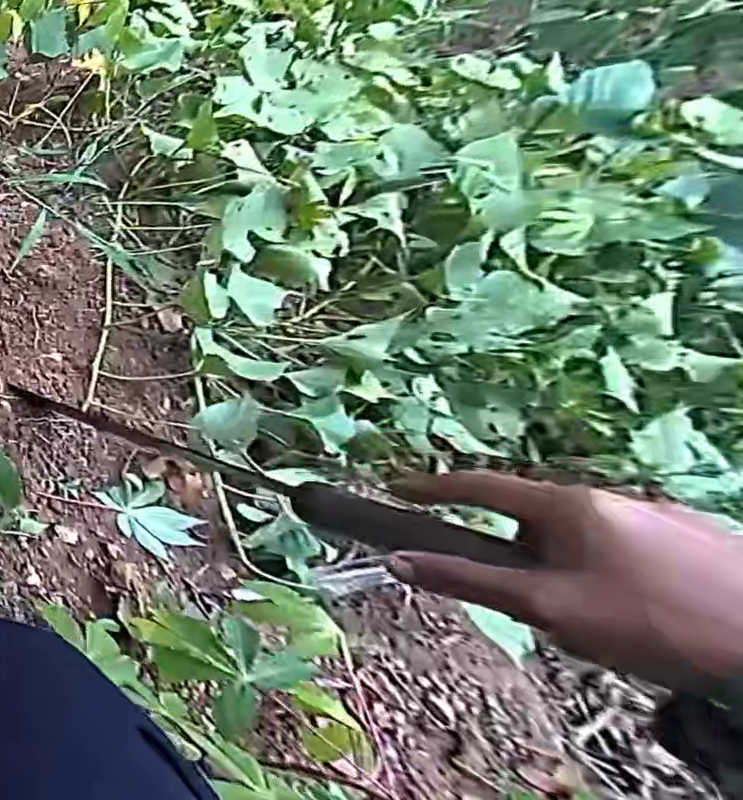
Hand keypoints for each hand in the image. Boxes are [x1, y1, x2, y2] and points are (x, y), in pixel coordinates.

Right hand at [389, 471, 742, 691]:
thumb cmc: (664, 622)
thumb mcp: (554, 608)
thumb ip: (470, 582)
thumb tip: (397, 562)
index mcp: (568, 504)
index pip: (478, 485)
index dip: (432, 488)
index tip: (397, 490)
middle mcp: (615, 499)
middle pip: (540, 520)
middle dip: (523, 554)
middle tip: (527, 594)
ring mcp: (673, 521)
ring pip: (594, 541)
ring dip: (579, 572)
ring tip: (606, 622)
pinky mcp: (718, 549)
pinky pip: (643, 555)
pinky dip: (629, 580)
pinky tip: (657, 619)